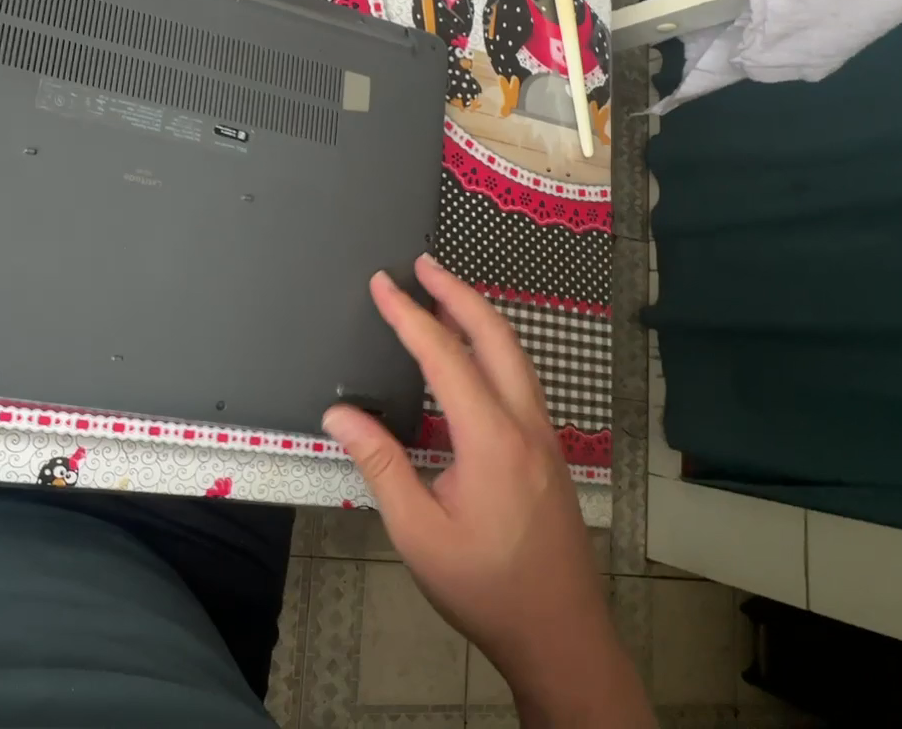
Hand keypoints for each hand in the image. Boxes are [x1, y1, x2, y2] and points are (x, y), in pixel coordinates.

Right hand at [324, 255, 649, 727]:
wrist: (561, 637)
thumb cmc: (484, 586)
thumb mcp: (417, 531)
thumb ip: (380, 464)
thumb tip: (339, 412)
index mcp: (491, 440)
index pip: (444, 357)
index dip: (409, 315)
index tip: (381, 283)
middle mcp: (526, 427)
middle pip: (496, 340)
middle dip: (458, 295)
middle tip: (422, 264)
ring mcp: (544, 439)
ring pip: (515, 357)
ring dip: (479, 317)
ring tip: (443, 293)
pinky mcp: (548, 453)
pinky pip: (519, 380)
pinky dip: (492, 347)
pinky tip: (472, 354)